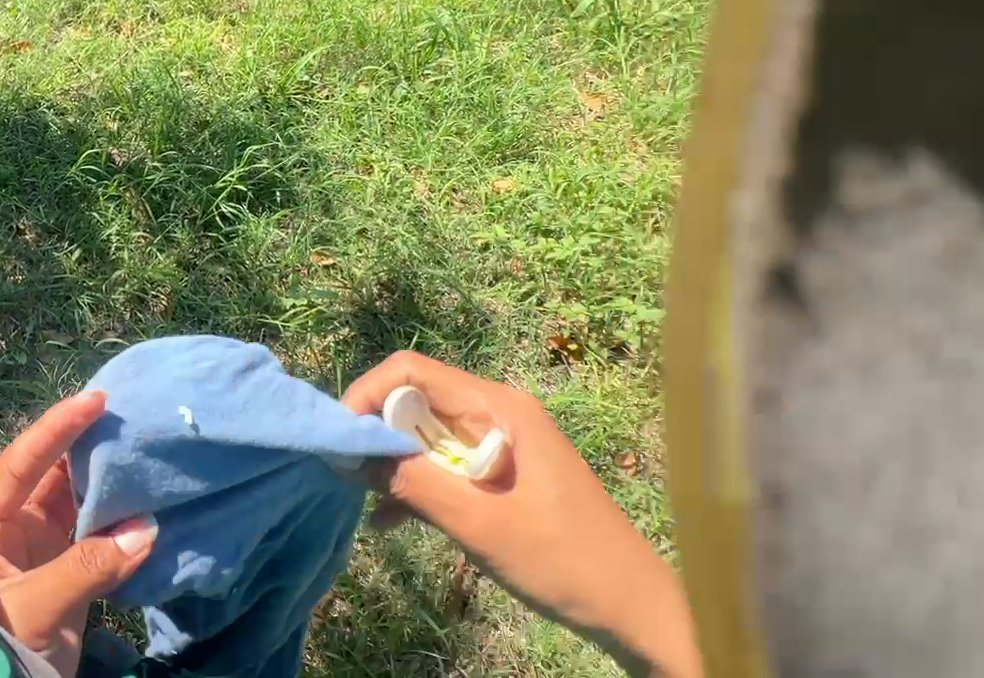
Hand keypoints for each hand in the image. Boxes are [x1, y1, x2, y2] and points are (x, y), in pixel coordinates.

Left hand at [0, 391, 158, 677]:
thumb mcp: (36, 610)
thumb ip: (87, 567)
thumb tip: (145, 528)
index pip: (21, 461)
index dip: (57, 427)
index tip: (95, 399)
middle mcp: (9, 523)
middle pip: (50, 472)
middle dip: (86, 445)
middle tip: (126, 415)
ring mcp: (37, 545)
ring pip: (74, 499)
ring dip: (106, 481)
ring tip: (139, 449)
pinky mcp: (63, 569)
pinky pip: (93, 532)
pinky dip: (117, 520)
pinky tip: (142, 501)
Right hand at [343, 352, 701, 677]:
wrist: (640, 613)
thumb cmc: (565, 562)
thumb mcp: (482, 525)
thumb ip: (415, 484)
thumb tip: (353, 455)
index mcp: (497, 407)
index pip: (411, 371)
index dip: (368, 393)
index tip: (342, 435)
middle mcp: (494, 412)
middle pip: (413, 399)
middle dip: (374, 430)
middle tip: (346, 470)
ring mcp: (497, 441)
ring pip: (421, 432)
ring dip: (391, 461)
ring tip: (363, 496)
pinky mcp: (498, 471)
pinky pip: (441, 462)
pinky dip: (414, 483)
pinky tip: (389, 520)